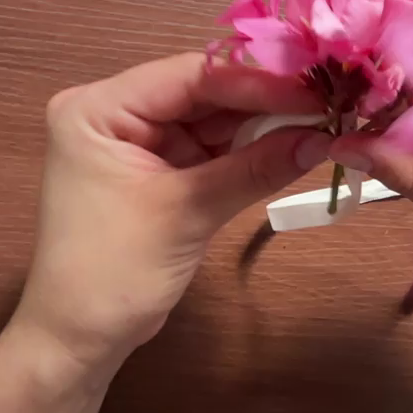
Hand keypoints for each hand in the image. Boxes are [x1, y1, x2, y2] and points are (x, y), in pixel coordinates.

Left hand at [7, 52, 331, 379]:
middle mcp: (118, 113)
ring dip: (265, 125)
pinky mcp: (162, 171)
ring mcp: (142, 143)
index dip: (257, 80)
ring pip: (215, 120)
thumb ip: (255, 169)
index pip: (190, 76)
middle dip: (266, 101)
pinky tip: (294, 144)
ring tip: (323, 120)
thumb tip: (323, 139)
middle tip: (329, 101)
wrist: (83, 337)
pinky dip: (251, 152)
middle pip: (205, 93)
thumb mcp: (187, 212)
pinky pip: (214, 150)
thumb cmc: (115, 272)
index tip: (315, 88)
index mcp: (99, 108)